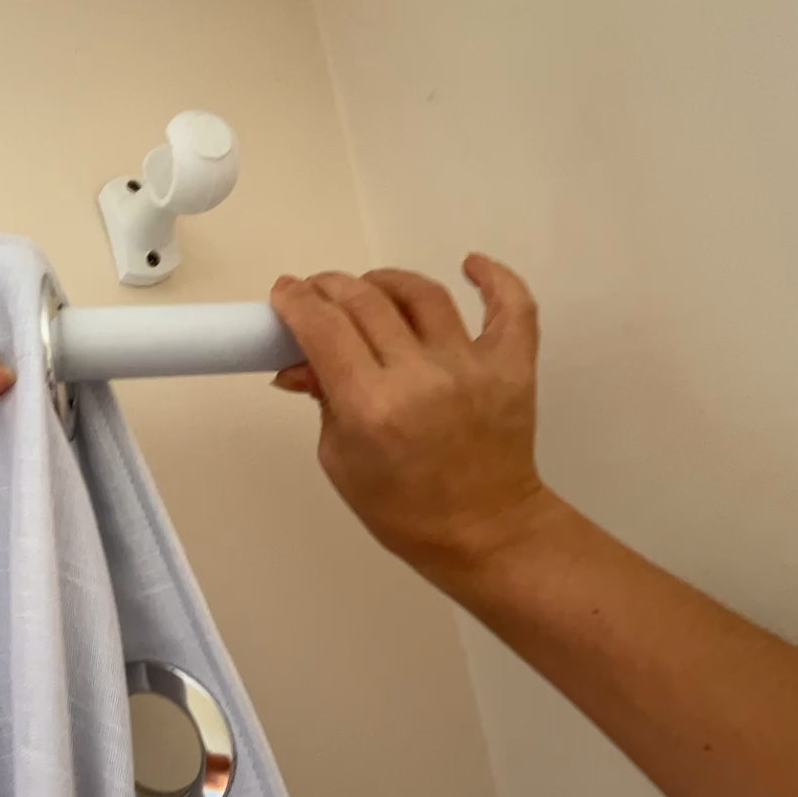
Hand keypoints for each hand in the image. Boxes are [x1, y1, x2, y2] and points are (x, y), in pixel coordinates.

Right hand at [268, 255, 560, 576]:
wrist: (481, 532)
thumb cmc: (396, 507)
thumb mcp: (337, 457)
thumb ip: (322, 399)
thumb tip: (299, 362)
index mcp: (370, 407)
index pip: (323, 329)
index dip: (296, 301)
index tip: (283, 291)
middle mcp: (419, 377)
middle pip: (365, 303)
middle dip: (329, 287)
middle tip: (314, 290)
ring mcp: (472, 367)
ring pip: (422, 294)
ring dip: (384, 280)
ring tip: (366, 287)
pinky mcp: (514, 366)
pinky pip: (512, 306)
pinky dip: (493, 277)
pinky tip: (471, 264)